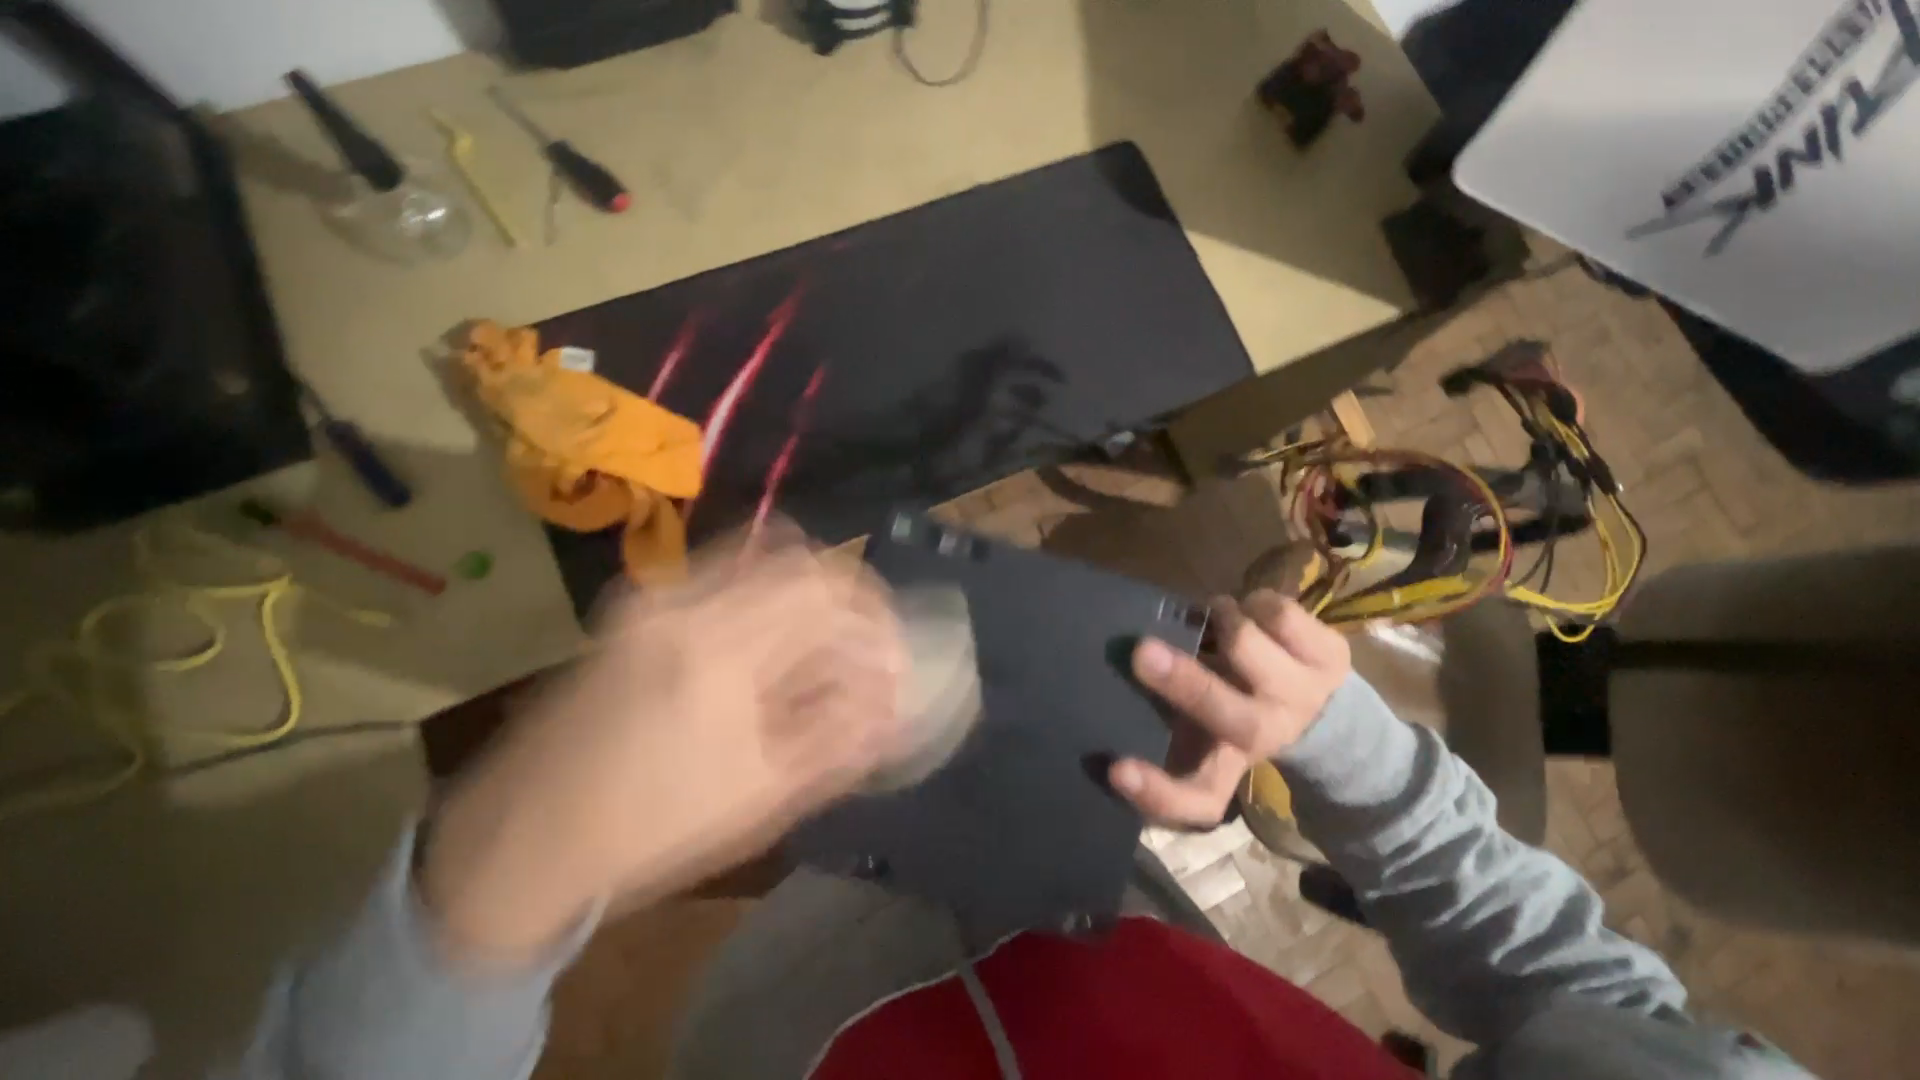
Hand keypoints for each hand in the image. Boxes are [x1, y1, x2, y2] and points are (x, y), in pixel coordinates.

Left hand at [419, 527, 905, 956]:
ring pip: (761, 563)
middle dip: (848, 604)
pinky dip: (767, 603)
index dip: (877, 617)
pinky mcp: (637, 610)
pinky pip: (724, 579)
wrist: (521, 837)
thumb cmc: (649, 831)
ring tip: (826, 657)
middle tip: (868, 654)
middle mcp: (684, 600)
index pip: (826, 591)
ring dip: (808, 600)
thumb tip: (898, 701)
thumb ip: (840, 738)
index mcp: (718, 646)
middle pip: (797, 561)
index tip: (897, 658)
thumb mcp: (760, 796)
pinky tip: (772, 656)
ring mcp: (653, 599)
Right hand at [1110, 589, 1348, 828]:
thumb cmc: (1236, 714)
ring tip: (1219, 623)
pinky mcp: (1333, 655)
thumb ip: (1157, 714)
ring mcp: (1305, 694)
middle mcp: (1265, 734)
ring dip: (1222, 621)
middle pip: (1222, 713)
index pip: (1192, 799)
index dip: (1154, 790)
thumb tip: (1119, 660)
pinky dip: (1254, 604)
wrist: (1326, 713)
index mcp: (1225, 766)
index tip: (1116, 769)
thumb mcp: (1197, 733)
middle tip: (1142, 651)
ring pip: (1245, 640)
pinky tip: (1254, 617)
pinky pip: (1278, 611)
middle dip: (1181, 682)